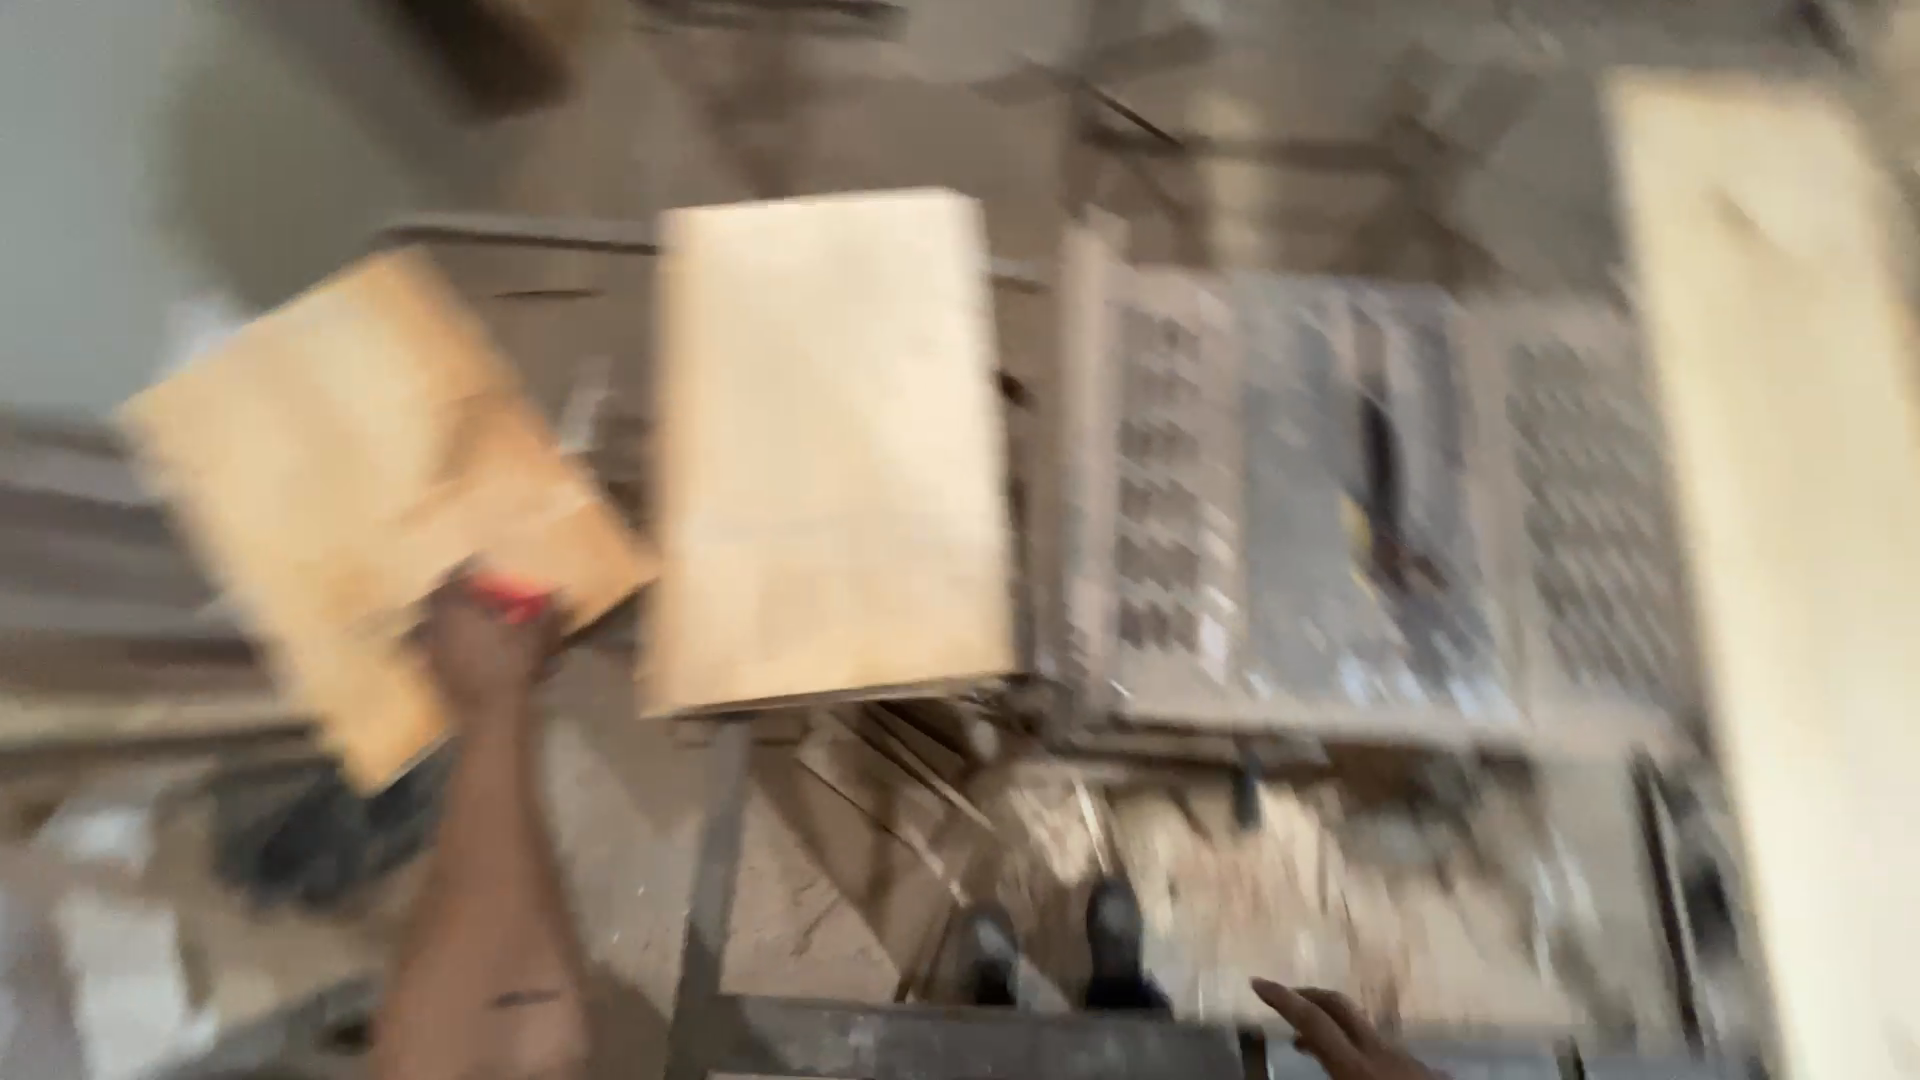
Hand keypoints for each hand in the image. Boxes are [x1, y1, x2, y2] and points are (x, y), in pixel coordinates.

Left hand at [416, 565, 565, 714]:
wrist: (490, 713)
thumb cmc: (512, 665)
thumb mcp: (536, 636)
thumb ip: (546, 612)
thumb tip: (560, 593)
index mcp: (457, 610)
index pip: (453, 579)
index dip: (465, 568)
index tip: (476, 561)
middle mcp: (435, 626)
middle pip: (430, 602)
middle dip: (445, 592)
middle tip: (461, 590)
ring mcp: (427, 652)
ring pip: (418, 627)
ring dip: (430, 619)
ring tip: (445, 619)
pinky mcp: (427, 674)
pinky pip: (421, 651)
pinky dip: (431, 644)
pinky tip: (447, 648)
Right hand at [1251, 979, 1441, 1079]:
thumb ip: (1326, 1071)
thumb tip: (1286, 1056)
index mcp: (1358, 1070)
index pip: (1312, 1020)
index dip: (1282, 998)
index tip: (1256, 982)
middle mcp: (1383, 1056)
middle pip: (1338, 1006)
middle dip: (1306, 996)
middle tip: (1281, 1000)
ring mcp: (1412, 1063)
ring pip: (1364, 1030)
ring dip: (1333, 1027)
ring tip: (1310, 1047)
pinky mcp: (1432, 1076)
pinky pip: (1388, 1054)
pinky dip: (1362, 1052)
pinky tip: (1361, 1074)